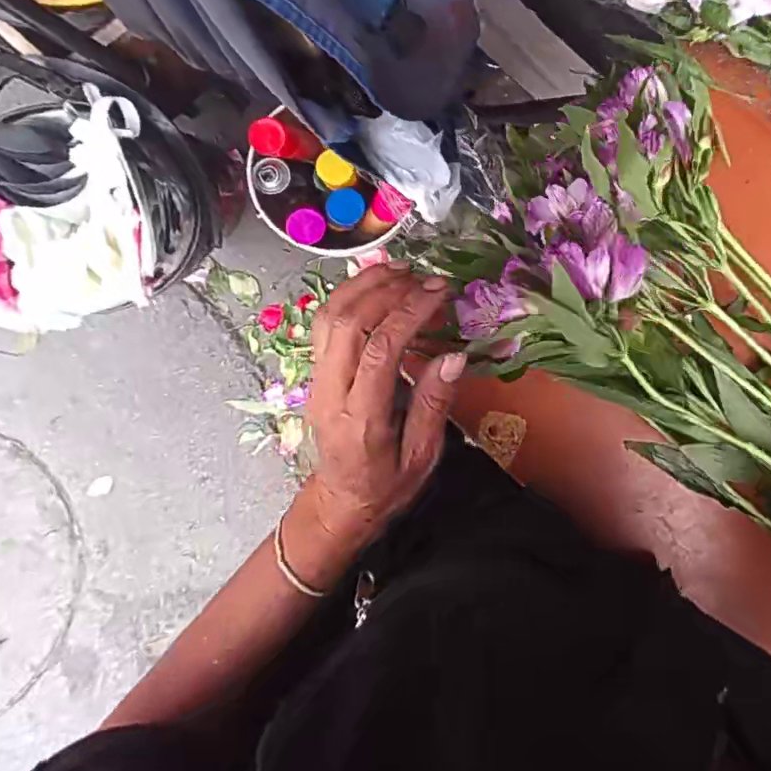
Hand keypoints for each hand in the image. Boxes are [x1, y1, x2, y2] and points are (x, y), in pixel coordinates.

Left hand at [289, 264, 462, 577]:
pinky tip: (374, 281)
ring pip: (330, 317)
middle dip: (389, 292)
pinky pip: (325, 323)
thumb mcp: (422, 456)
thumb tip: (454, 357)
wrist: (341, 501)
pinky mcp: (315, 372)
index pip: (379, 351)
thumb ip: (434, 404)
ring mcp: (317, 380)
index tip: (439, 293)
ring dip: (364, 285)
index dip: (409, 314)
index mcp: (361, 419)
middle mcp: (331, 393)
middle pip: (349, 324)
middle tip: (426, 280)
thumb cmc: (386, 485)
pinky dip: (348, 294)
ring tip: (401, 269)